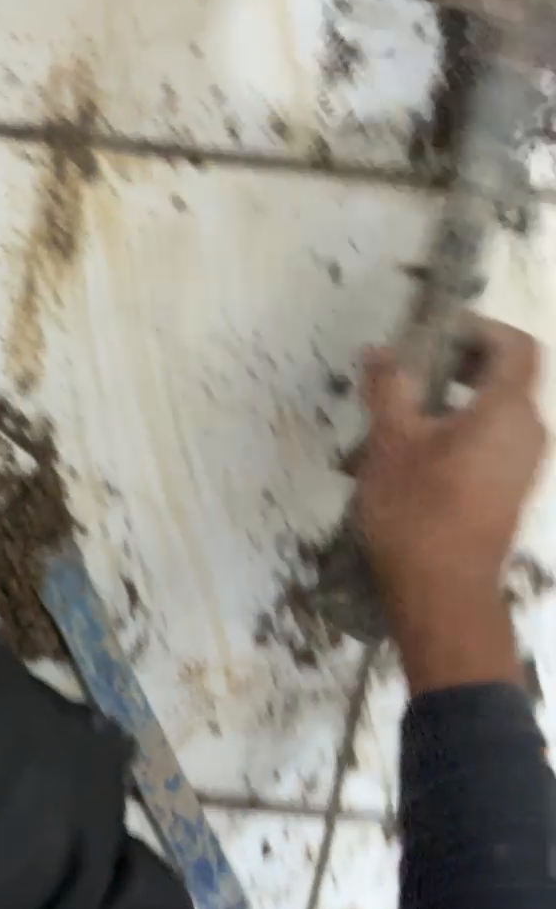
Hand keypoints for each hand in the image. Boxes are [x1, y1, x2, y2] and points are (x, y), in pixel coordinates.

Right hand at [355, 317, 545, 689]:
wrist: (441, 581)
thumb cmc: (414, 506)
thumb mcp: (388, 443)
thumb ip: (388, 392)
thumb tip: (382, 351)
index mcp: (507, 413)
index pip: (514, 349)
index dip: (477, 329)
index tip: (429, 327)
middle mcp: (526, 431)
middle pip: (504, 378)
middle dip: (454, 363)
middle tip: (399, 367)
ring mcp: (517, 460)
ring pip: (487, 410)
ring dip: (443, 399)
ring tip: (387, 413)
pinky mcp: (500, 483)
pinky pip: (480, 438)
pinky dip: (446, 427)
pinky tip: (401, 450)